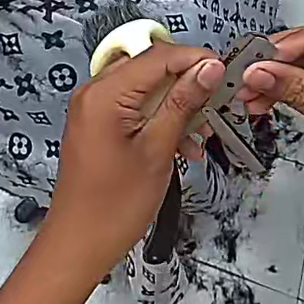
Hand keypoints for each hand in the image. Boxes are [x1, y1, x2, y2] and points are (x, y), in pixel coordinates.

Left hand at [42, 43, 223, 280]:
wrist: (79, 246)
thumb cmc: (111, 208)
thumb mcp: (158, 149)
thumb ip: (184, 102)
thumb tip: (208, 69)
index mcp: (104, 95)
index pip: (159, 56)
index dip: (196, 59)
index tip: (223, 71)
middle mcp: (94, 94)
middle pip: (153, 68)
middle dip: (188, 81)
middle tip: (217, 98)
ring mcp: (95, 108)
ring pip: (149, 87)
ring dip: (179, 102)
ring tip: (202, 127)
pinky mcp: (101, 123)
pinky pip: (138, 105)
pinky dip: (163, 116)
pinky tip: (184, 141)